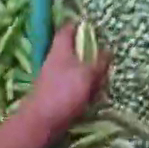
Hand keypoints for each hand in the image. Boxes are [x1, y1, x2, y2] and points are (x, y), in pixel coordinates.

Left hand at [21, 18, 109, 133]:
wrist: (40, 123)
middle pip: (72, 51)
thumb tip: (108, 50)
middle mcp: (54, 61)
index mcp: (60, 50)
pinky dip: (82, 88)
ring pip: (73, 70)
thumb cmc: (63, 93)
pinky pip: (72, 87)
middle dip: (87, 51)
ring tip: (102, 78)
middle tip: (104, 54)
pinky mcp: (54, 96)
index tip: (91, 24)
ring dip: (87, 72)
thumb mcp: (86, 74)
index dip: (78, 24)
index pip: (67, 29)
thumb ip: (98, 62)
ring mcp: (53, 79)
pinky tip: (92, 96)